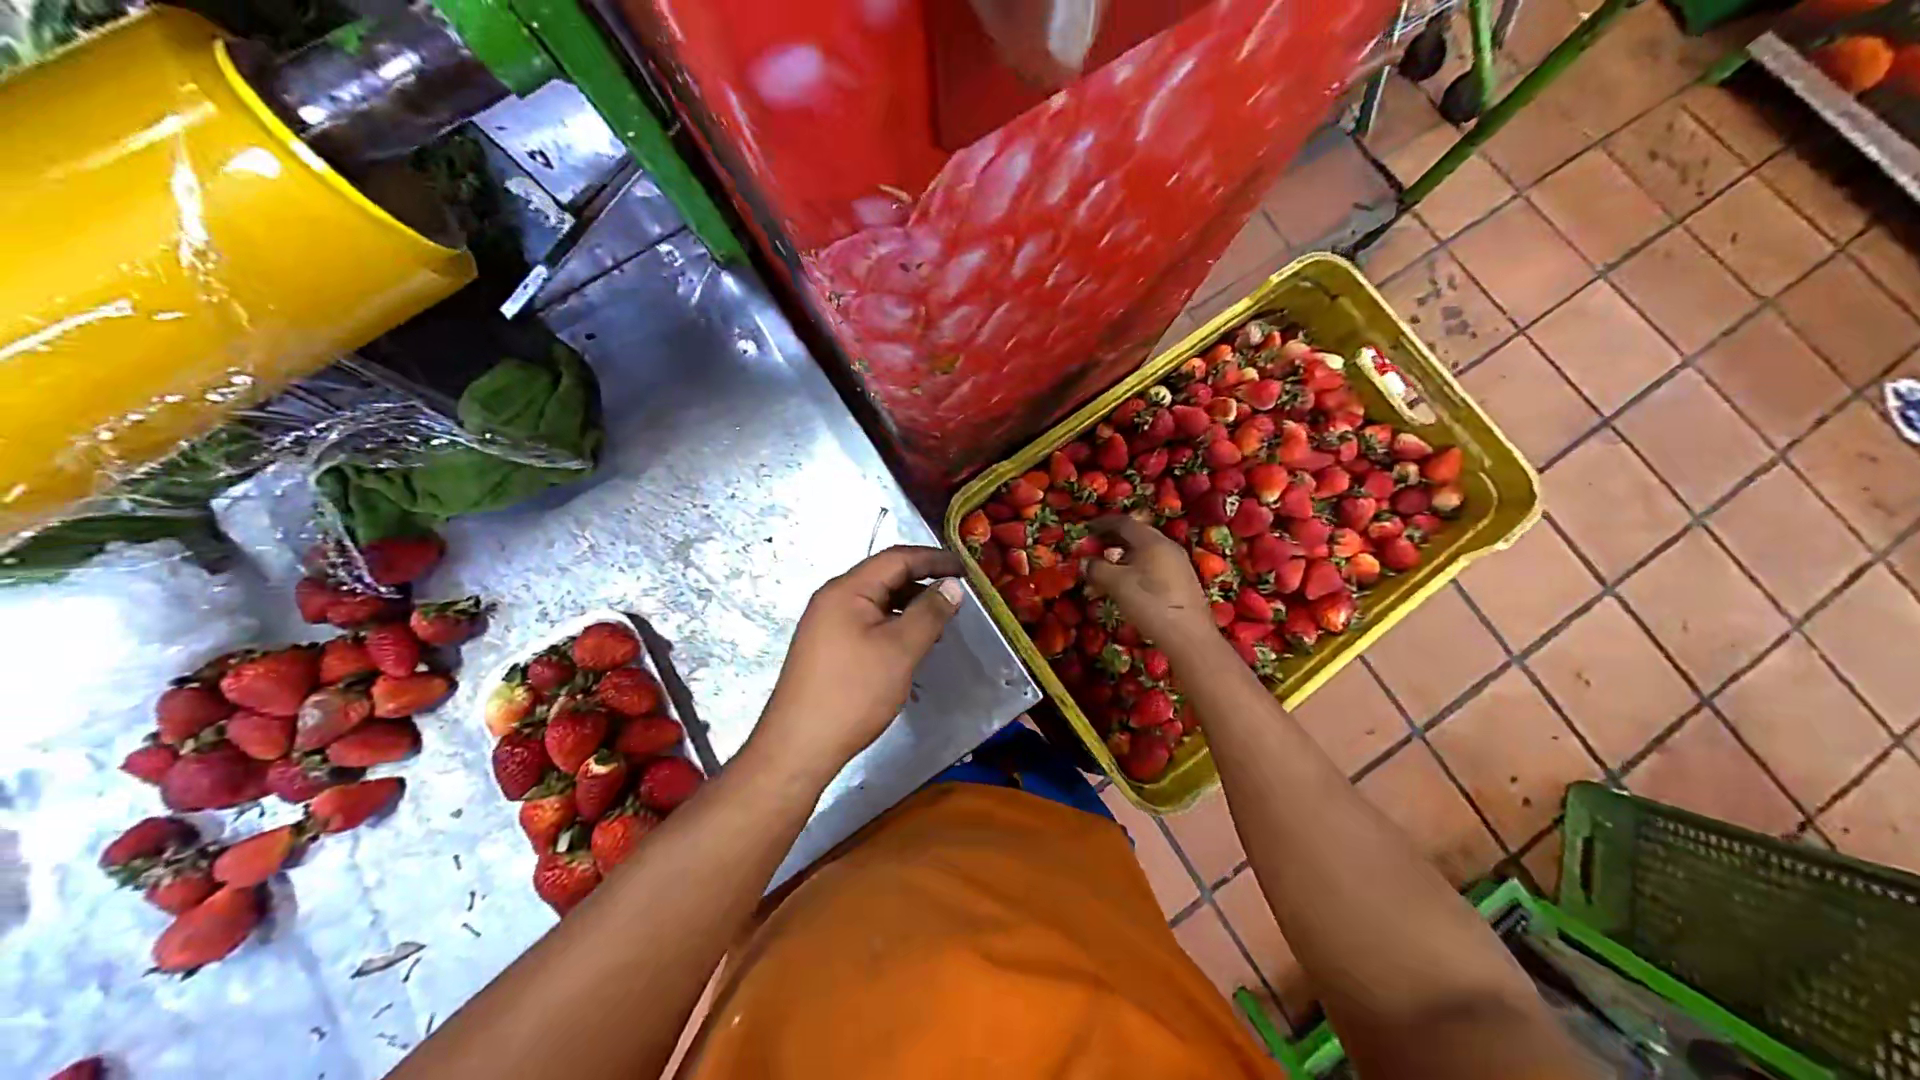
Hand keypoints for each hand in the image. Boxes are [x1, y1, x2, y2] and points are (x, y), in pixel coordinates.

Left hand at [752, 546, 966, 782]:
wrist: (800, 746)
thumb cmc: (853, 693)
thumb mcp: (900, 650)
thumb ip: (930, 613)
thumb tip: (952, 585)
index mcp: (846, 590)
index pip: (896, 558)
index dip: (933, 559)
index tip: (965, 567)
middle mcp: (833, 599)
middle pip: (884, 577)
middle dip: (922, 581)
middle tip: (957, 594)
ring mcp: (827, 624)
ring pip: (877, 602)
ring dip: (910, 606)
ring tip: (940, 623)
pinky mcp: (828, 647)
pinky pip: (867, 622)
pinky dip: (894, 625)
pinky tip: (911, 644)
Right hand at [1083, 516, 1217, 653]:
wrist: (1188, 636)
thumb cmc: (1150, 603)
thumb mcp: (1116, 584)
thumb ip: (1097, 568)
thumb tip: (1085, 562)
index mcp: (1152, 542)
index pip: (1124, 523)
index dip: (1103, 524)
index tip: (1086, 529)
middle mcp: (1168, 547)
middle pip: (1137, 535)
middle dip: (1113, 539)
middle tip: (1095, 546)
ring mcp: (1178, 564)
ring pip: (1146, 551)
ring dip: (1125, 554)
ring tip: (1108, 567)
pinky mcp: (1182, 581)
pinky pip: (1155, 564)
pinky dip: (1137, 566)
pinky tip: (1129, 583)